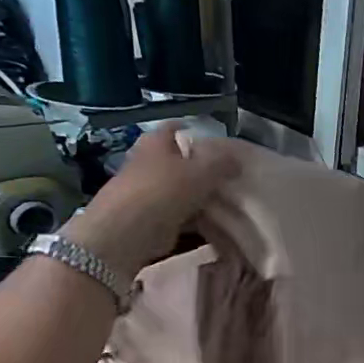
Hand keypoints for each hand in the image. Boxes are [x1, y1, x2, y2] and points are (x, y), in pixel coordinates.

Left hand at [60, 127, 241, 278]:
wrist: (125, 235)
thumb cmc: (163, 191)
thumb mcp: (201, 171)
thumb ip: (223, 163)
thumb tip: (238, 160)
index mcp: (156, 143)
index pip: (176, 127)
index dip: (196, 131)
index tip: (220, 144)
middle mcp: (147, 164)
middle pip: (180, 162)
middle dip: (203, 170)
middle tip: (231, 179)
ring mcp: (146, 194)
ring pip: (181, 192)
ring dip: (201, 199)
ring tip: (230, 206)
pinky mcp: (148, 221)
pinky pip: (179, 218)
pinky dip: (195, 223)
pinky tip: (216, 229)